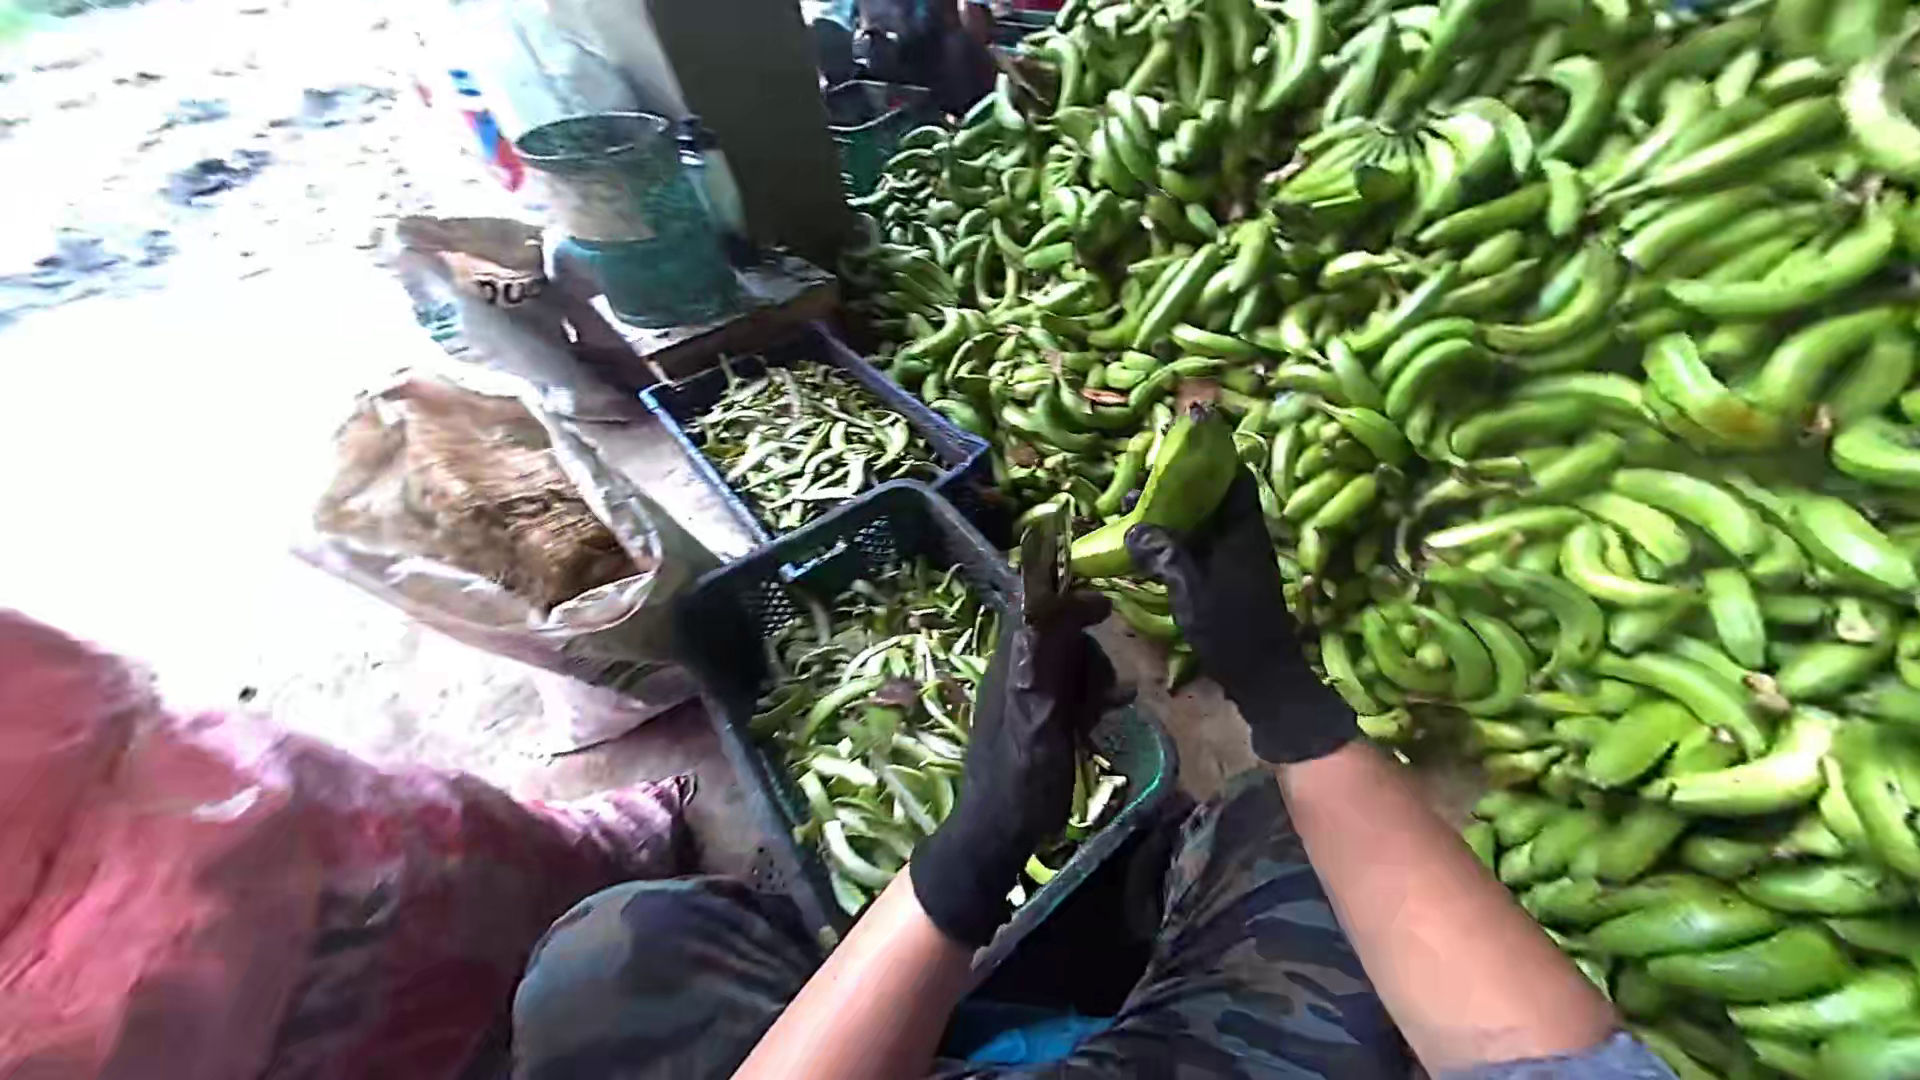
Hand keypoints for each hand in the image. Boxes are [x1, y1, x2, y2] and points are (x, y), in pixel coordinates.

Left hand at [911, 589, 1113, 945]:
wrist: (1002, 827)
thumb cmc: (1019, 776)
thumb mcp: (1035, 718)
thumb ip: (1043, 664)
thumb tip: (1052, 607)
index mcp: (1010, 662)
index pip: (1035, 608)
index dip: (1069, 601)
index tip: (1104, 609)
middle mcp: (1019, 669)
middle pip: (1063, 635)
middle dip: (1089, 655)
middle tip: (1102, 691)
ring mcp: (1031, 692)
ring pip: (1074, 663)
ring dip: (1096, 681)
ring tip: (1104, 711)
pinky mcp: (1044, 714)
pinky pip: (1075, 690)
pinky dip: (1095, 698)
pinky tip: (1106, 717)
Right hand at [1126, 469, 1356, 764]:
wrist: (1262, 675)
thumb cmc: (1232, 630)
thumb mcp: (1192, 591)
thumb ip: (1166, 556)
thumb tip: (1134, 529)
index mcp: (1242, 533)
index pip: (1235, 479)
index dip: (1212, 457)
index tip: (1181, 445)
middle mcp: (1241, 538)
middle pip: (1212, 497)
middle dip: (1178, 486)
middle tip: (1140, 484)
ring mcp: (1234, 558)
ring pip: (1203, 522)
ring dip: (1172, 514)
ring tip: (1133, 512)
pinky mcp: (1225, 576)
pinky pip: (1198, 544)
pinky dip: (1175, 538)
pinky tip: (1147, 544)